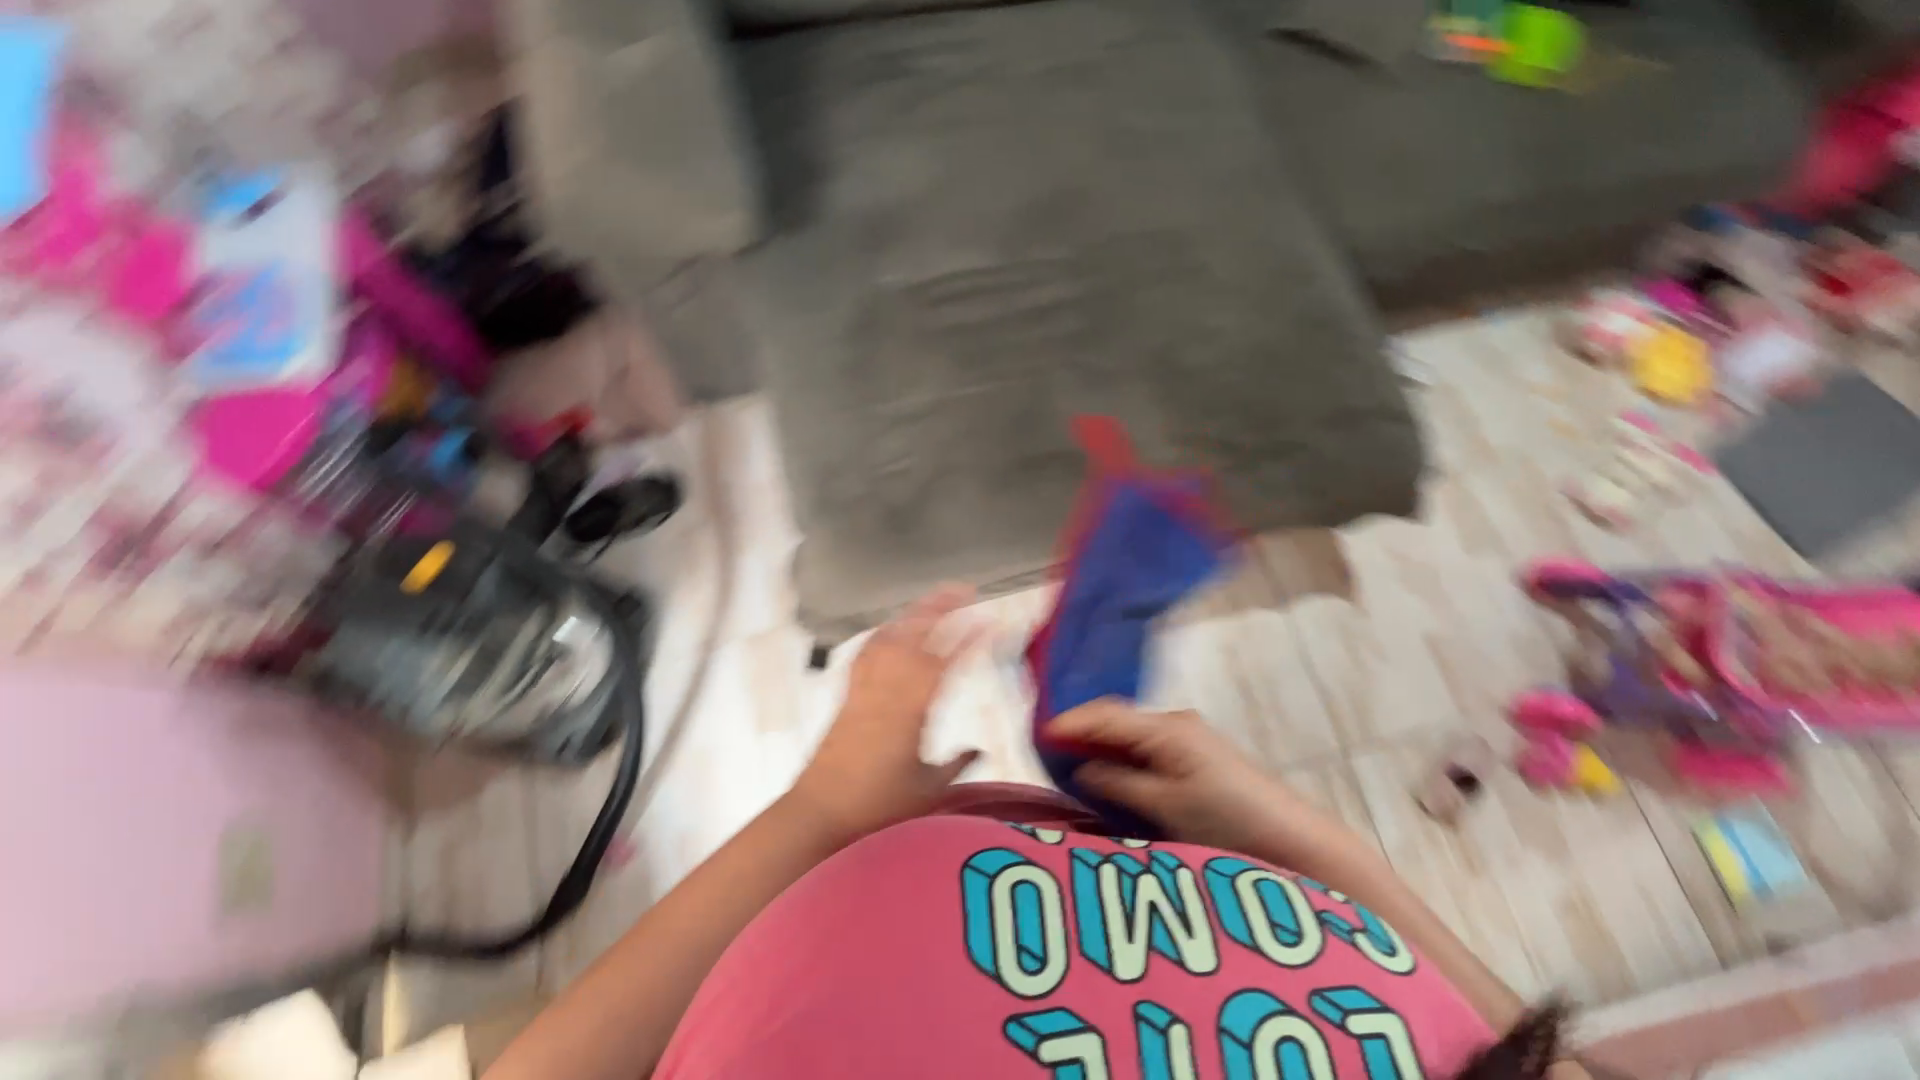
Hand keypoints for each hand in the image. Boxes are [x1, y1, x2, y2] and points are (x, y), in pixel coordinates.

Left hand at [790, 585, 983, 844]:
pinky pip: (865, 654)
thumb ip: (956, 766)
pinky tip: (892, 628)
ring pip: (889, 639)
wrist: (820, 812)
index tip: (990, 621)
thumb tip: (979, 750)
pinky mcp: (847, 696)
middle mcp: (886, 691)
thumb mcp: (928, 791)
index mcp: (911, 711)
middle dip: (939, 608)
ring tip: (934, 599)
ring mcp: (863, 689)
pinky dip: (883, 634)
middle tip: (965, 590)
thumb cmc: (878, 807)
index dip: (969, 639)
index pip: (945, 663)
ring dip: (913, 614)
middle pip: (913, 636)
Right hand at [1046, 699, 1367, 872]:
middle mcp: (1175, 724)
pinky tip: (1106, 774)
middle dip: (1081, 731)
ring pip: (1129, 734)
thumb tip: (1081, 770)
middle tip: (1045, 749)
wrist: (1292, 839)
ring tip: (1067, 762)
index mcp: (1166, 728)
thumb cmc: (1227, 818)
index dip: (1069, 722)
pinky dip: (1120, 756)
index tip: (1036, 734)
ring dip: (1100, 745)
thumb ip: (1118, 784)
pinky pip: (1144, 748)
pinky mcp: (1195, 758)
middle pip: (1116, 719)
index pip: (1105, 715)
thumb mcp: (1165, 805)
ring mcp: (1188, 739)